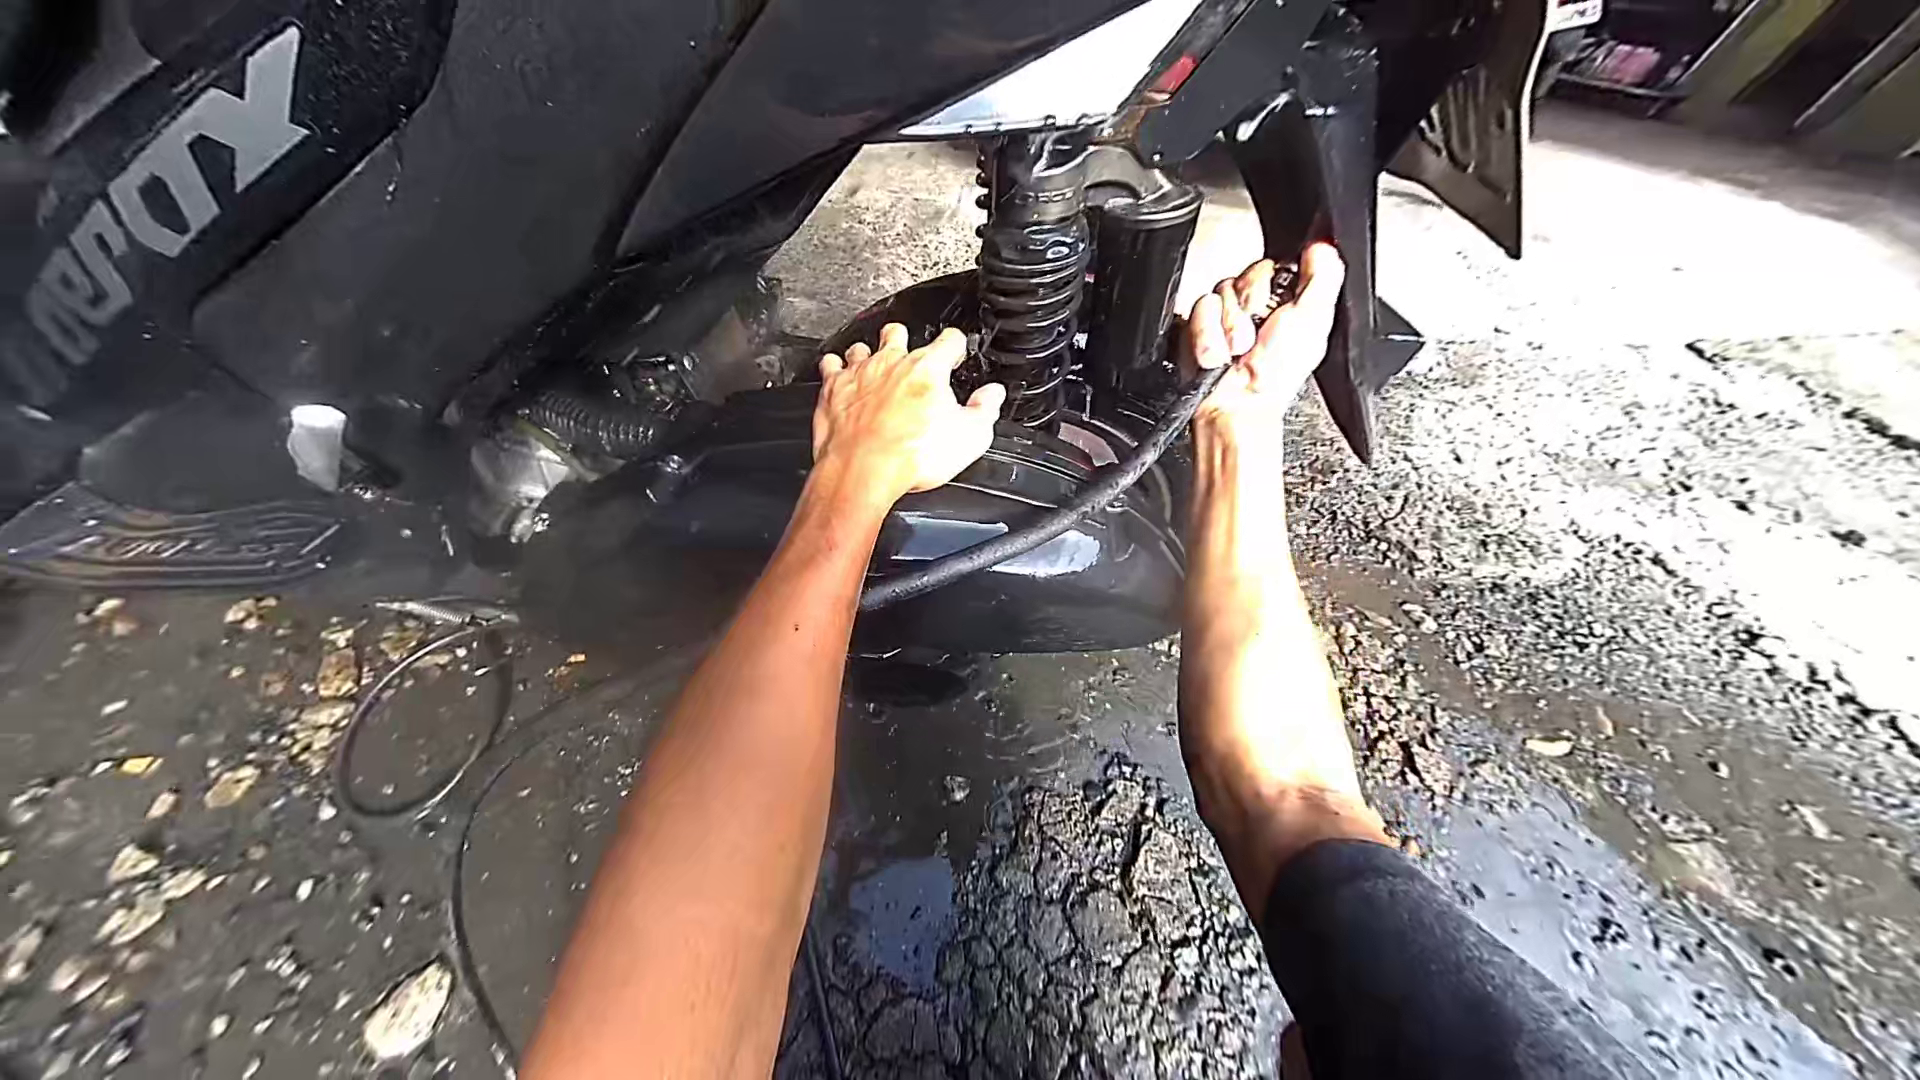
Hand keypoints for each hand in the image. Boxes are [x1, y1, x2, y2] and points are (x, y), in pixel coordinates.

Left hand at [813, 324, 1005, 504]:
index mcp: (928, 369)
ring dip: (869, 354)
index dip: (956, 346)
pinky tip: (839, 374)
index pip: (950, 340)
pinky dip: (835, 368)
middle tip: (910, 356)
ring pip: (862, 346)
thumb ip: (985, 410)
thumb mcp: (970, 437)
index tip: (955, 354)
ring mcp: (859, 373)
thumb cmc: (911, 455)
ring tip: (874, 365)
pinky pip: (830, 364)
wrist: (864, 471)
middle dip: (905, 339)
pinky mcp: (833, 390)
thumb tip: (993, 396)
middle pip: (899, 332)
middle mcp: (891, 363)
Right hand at [1188, 242, 1345, 436]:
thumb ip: (1323, 277)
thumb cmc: (1274, 377)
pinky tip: (1217, 355)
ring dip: (1228, 327)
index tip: (1275, 309)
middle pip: (1240, 277)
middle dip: (1248, 309)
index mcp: (1279, 302)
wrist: (1237, 406)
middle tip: (1254, 337)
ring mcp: (1217, 319)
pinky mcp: (1192, 329)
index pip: (1268, 266)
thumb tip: (1322, 246)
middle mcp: (1247, 309)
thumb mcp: (1313, 322)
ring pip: (1218, 292)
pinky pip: (1198, 310)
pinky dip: (1208, 336)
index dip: (1269, 284)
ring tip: (1235, 351)